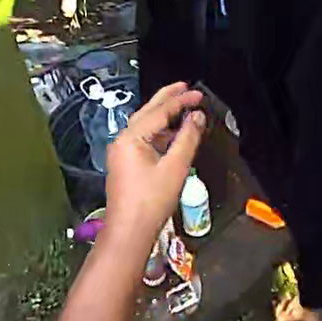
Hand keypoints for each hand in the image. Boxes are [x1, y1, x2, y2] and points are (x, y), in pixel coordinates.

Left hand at [103, 81, 206, 242]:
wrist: (129, 233)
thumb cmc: (151, 201)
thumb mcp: (175, 168)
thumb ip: (188, 138)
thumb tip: (197, 117)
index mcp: (131, 138)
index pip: (159, 111)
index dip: (181, 100)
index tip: (199, 93)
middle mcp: (122, 140)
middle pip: (147, 113)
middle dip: (167, 99)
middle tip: (185, 87)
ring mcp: (122, 153)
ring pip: (145, 126)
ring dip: (164, 116)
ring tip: (184, 107)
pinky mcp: (126, 164)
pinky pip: (144, 140)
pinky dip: (160, 132)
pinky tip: (174, 133)